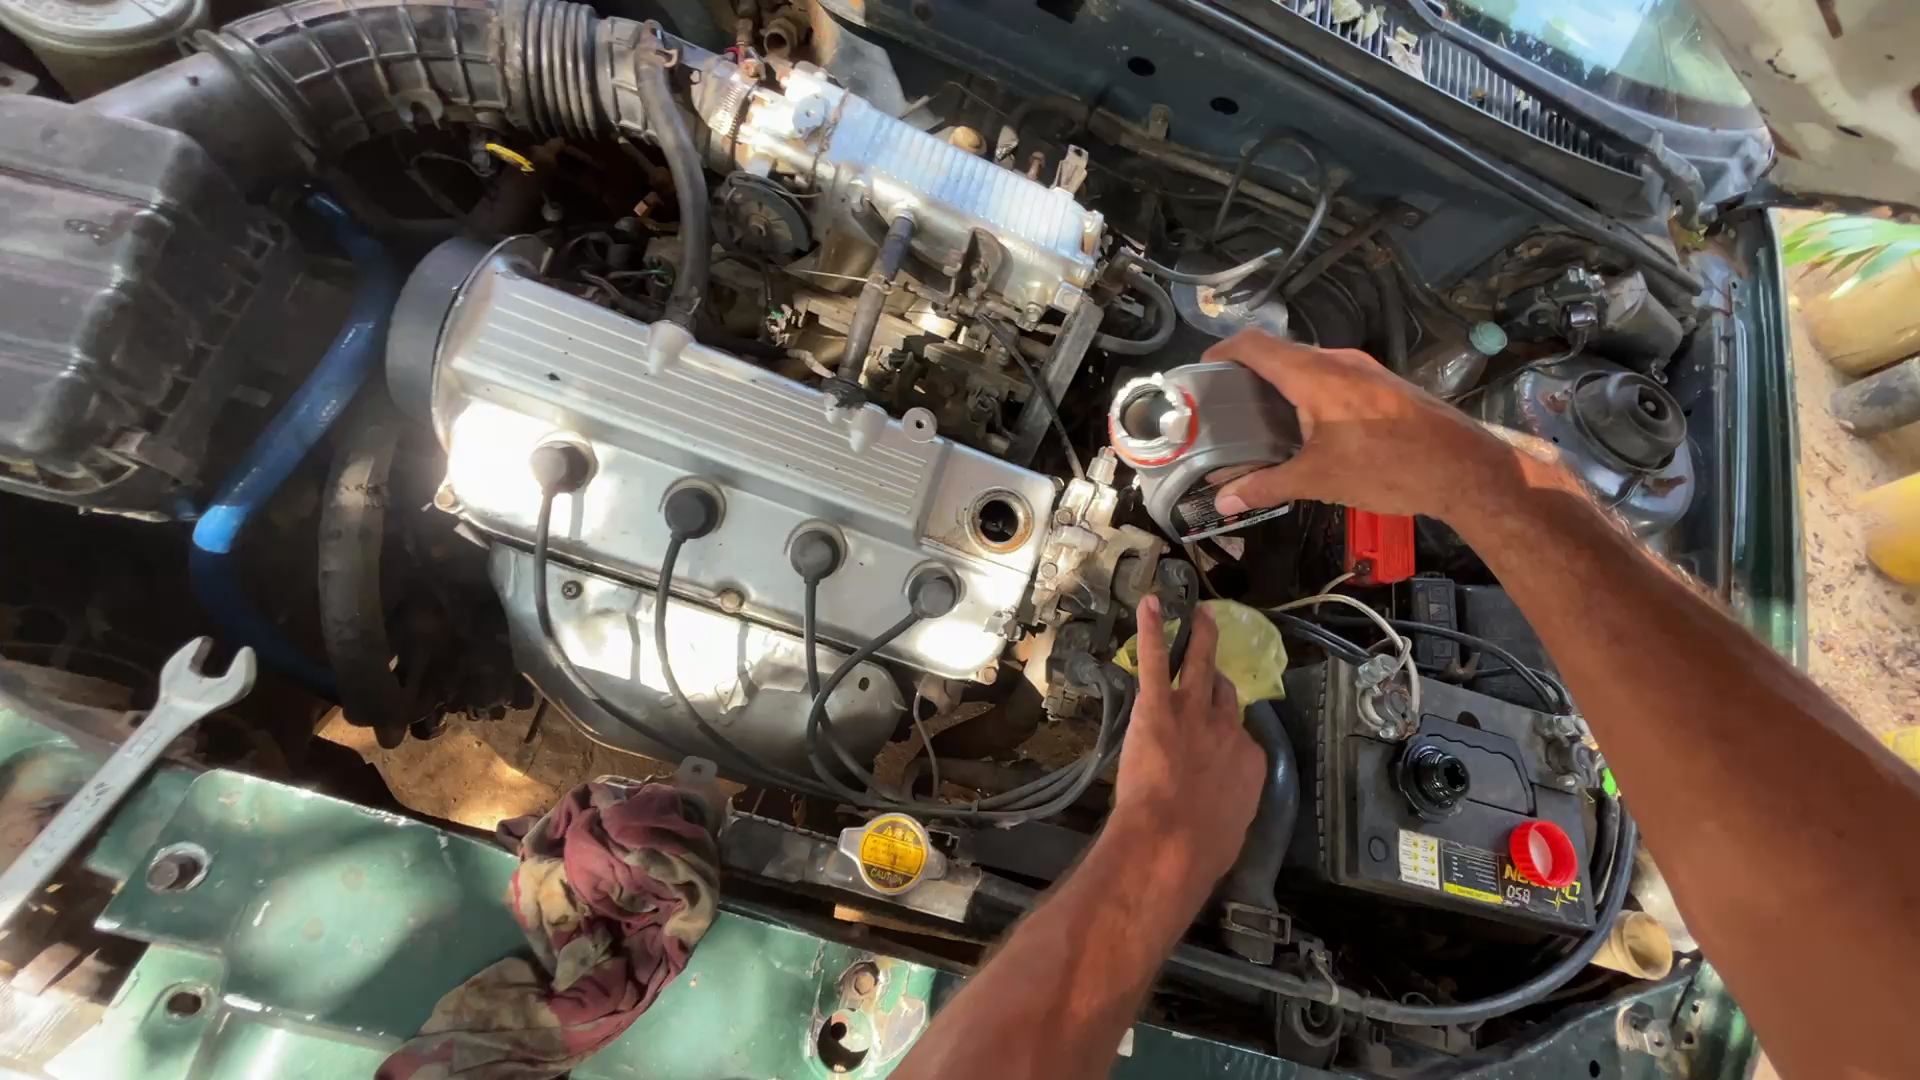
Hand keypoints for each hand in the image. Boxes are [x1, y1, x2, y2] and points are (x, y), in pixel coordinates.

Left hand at [1112, 596, 1263, 882]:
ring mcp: (1193, 712)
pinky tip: (1150, 606)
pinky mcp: (1158, 705)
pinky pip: (1157, 661)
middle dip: (1221, 673)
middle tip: (1218, 648)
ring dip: (1199, 638)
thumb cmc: (1202, 847)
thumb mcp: (1230, 828)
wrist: (1173, 838)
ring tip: (1200, 615)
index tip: (1213, 734)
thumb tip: (1220, 805)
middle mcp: (1227, 728)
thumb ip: (1228, 803)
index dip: (1225, 731)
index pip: (1240, 733)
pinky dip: (1153, 630)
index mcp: (1248, 760)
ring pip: (1201, 667)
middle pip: (1225, 693)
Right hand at [1202, 329, 1511, 521]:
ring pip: (1307, 366)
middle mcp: (1337, 362)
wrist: (1466, 469)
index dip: (1221, 351)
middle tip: (1223, 407)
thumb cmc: (1387, 468)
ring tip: (1258, 420)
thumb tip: (1222, 503)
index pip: (1254, 344)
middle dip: (1245, 375)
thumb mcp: (1317, 481)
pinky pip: (1330, 377)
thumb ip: (1264, 486)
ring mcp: (1364, 370)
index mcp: (1313, 375)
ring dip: (1278, 386)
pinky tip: (1304, 428)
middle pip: (1279, 354)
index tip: (1201, 373)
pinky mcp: (1382, 384)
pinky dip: (1306, 393)